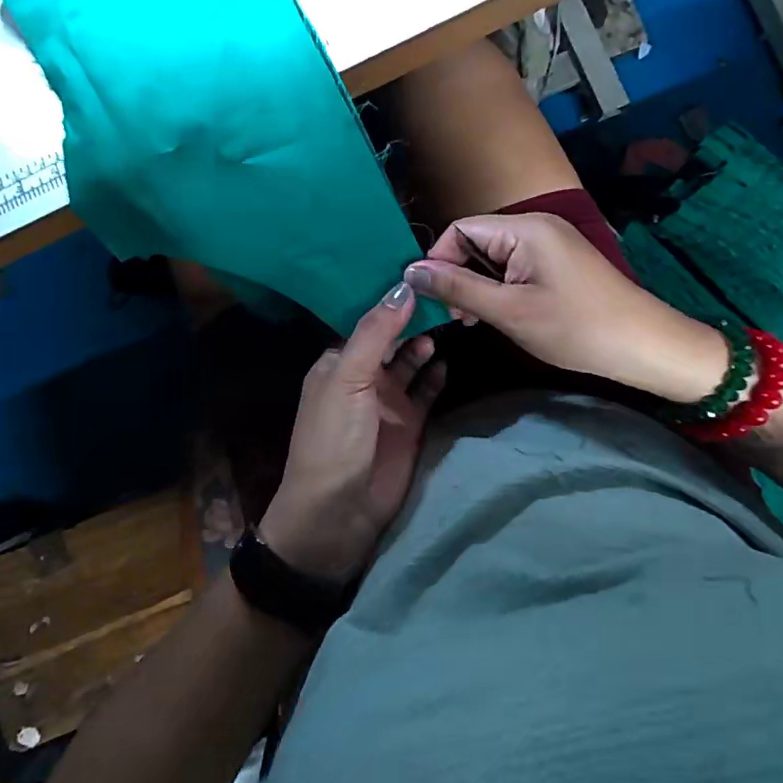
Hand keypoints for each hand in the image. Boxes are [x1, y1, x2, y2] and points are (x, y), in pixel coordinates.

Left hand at [259, 282, 446, 583]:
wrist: (339, 511)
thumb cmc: (334, 438)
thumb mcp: (347, 379)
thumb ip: (376, 334)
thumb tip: (402, 287)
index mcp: (338, 361)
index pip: (367, 320)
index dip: (390, 299)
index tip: (420, 271)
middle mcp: (363, 376)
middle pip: (392, 338)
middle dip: (413, 318)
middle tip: (445, 293)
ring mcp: (388, 400)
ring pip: (411, 362)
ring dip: (425, 344)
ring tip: (448, 323)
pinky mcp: (410, 422)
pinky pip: (427, 390)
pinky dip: (436, 375)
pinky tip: (447, 360)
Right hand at [403, 213, 727, 403]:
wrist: (644, 345)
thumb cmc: (575, 328)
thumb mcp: (510, 311)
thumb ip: (458, 289)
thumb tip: (410, 271)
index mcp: (524, 228)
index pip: (460, 229)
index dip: (438, 261)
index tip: (431, 300)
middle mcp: (536, 226)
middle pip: (476, 241)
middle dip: (458, 276)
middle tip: (456, 319)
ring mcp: (551, 244)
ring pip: (494, 258)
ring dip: (478, 287)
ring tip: (475, 321)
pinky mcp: (560, 263)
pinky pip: (516, 268)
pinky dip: (500, 290)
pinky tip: (499, 315)